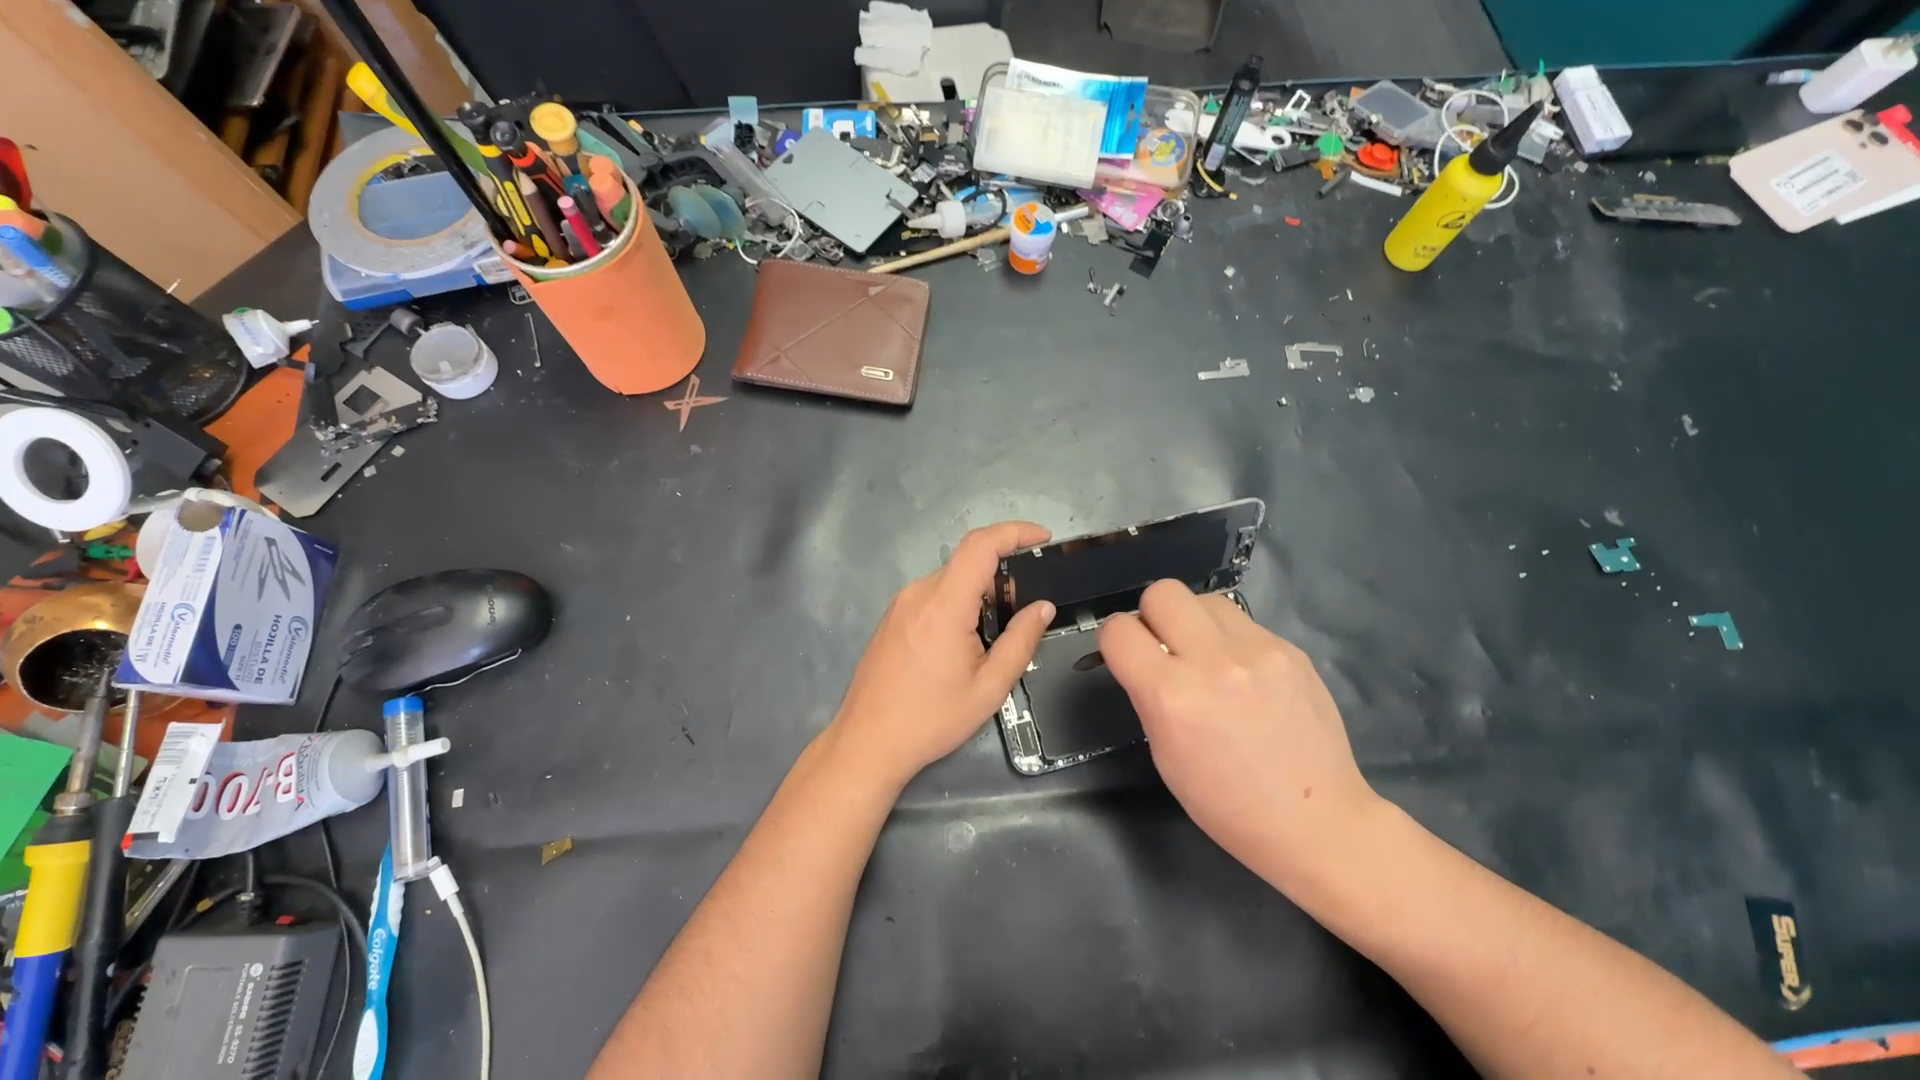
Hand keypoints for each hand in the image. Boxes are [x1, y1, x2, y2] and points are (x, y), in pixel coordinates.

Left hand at [827, 522, 1056, 786]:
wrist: (868, 742)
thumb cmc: (930, 719)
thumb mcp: (989, 688)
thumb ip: (1021, 642)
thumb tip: (1042, 608)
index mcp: (943, 606)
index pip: (980, 545)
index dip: (1015, 531)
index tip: (1043, 537)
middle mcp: (918, 594)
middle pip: (967, 563)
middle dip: (1003, 574)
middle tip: (1026, 609)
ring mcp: (900, 604)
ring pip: (951, 580)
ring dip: (980, 593)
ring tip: (996, 634)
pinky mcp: (892, 618)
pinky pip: (933, 595)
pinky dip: (958, 603)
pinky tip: (966, 642)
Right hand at [1097, 580, 1381, 886]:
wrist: (1314, 819)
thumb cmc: (1226, 804)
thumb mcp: (1166, 755)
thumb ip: (1149, 696)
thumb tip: (1143, 659)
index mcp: (1171, 696)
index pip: (1119, 629)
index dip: (1115, 640)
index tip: (1127, 656)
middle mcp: (1213, 661)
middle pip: (1162, 592)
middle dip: (1152, 616)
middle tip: (1166, 649)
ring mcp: (1258, 650)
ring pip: (1206, 600)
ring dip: (1195, 622)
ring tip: (1208, 659)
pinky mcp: (1290, 649)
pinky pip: (1245, 624)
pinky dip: (1233, 642)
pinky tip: (1247, 679)